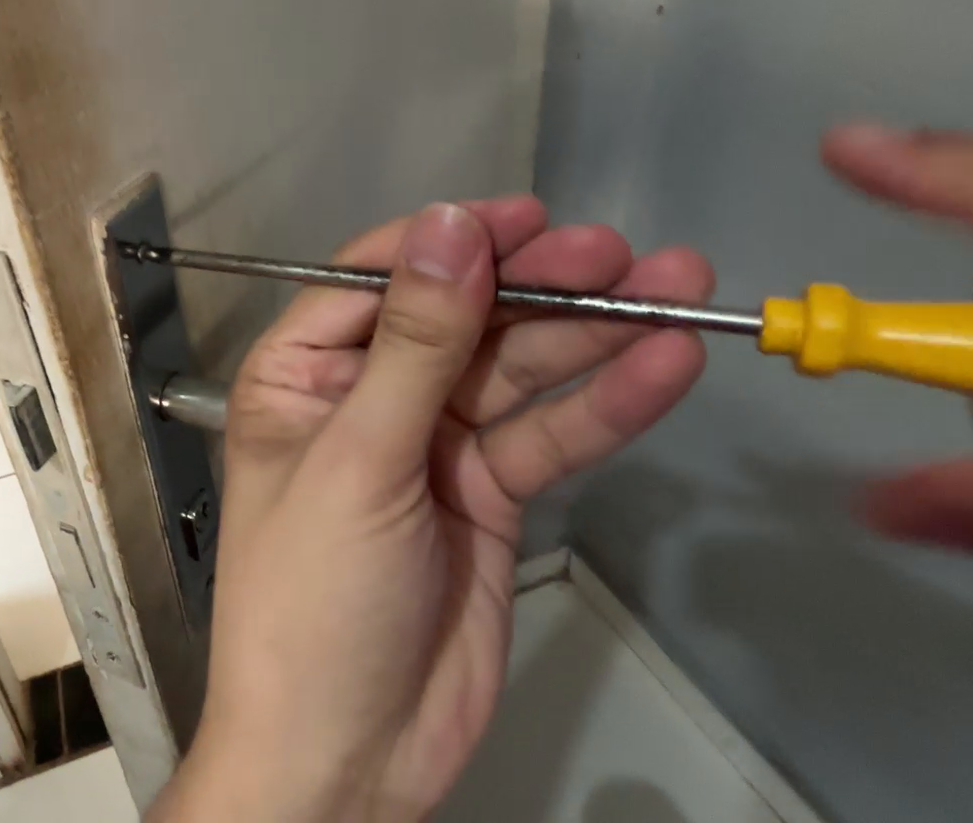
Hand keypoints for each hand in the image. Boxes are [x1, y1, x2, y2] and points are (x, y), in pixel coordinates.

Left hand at [150, 196, 712, 820]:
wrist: (346, 754)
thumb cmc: (314, 602)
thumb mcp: (358, 461)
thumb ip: (412, 343)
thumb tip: (446, 228)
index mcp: (301, 376)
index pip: (374, 282)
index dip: (448, 246)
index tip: (524, 218)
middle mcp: (364, 397)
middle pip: (458, 320)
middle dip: (536, 286)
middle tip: (616, 253)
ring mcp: (430, 444)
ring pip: (514, 372)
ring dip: (589, 333)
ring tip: (672, 285)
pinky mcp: (485, 492)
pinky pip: (547, 435)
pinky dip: (603, 404)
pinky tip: (663, 365)